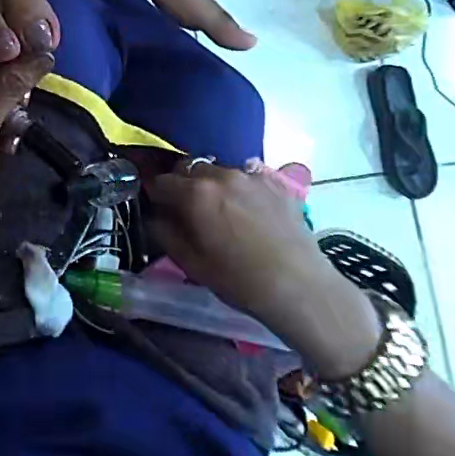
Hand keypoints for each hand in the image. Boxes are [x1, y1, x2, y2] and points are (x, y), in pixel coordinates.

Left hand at [0, 53, 55, 223]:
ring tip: (11, 131)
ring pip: (2, 95)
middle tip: (19, 109)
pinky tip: (6, 145)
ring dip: (13, 112)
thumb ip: (13, 85)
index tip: (38, 65)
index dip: (14, 55)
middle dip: (14, 90)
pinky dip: (6, 128)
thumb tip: (45, 55)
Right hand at [146, 161, 380, 374]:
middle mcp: (220, 175)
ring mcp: (251, 176)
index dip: (155, 195)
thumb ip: (164, 232)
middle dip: (182, 184)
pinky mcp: (275, 183)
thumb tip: (155, 215)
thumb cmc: (237, 280)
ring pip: (218, 171)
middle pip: (189, 169)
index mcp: (194, 193)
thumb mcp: (190, 262)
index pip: (160, 181)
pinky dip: (238, 188)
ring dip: (211, 185)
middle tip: (187, 209)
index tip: (158, 208)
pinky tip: (246, 210)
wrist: (299, 286)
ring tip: (220, 210)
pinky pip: (246, 177)